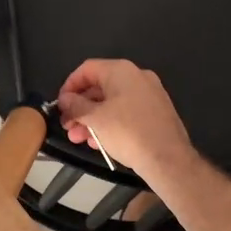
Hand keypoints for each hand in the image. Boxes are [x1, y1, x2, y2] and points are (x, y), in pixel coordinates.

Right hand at [56, 59, 194, 181]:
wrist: (169, 160)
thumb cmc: (128, 132)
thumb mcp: (95, 118)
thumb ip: (76, 105)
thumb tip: (65, 100)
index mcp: (121, 70)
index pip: (87, 69)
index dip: (69, 86)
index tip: (60, 105)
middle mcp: (137, 77)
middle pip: (100, 87)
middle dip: (80, 108)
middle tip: (68, 127)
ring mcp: (150, 95)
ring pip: (113, 103)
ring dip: (93, 119)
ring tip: (80, 139)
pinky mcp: (157, 114)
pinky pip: (127, 113)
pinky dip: (111, 124)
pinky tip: (101, 143)